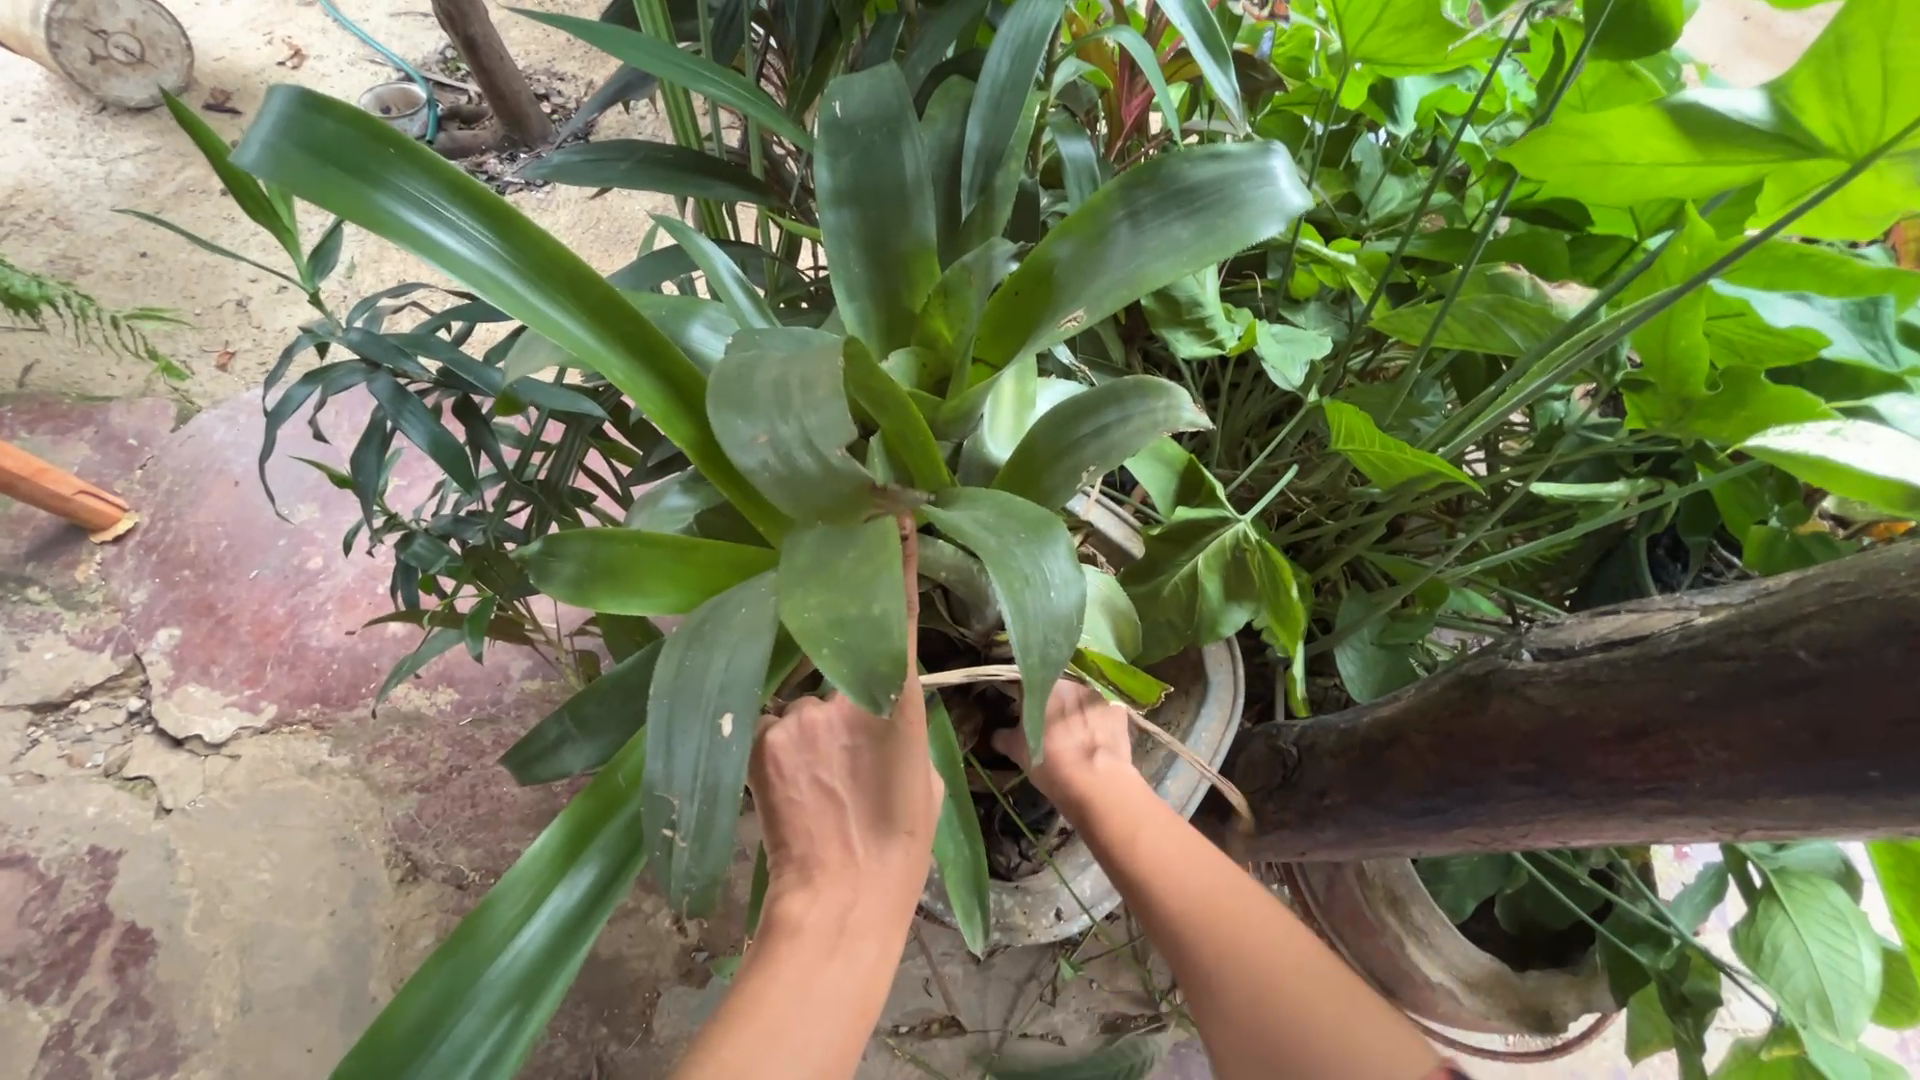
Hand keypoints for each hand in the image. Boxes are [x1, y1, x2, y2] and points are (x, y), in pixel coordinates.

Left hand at [747, 517, 940, 917]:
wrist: (842, 895)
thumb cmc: (900, 841)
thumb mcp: (924, 774)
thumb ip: (902, 724)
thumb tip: (882, 708)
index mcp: (898, 700)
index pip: (897, 615)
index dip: (894, 564)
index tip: (889, 518)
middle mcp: (845, 692)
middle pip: (835, 667)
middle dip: (839, 703)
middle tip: (846, 762)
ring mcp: (798, 713)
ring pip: (798, 703)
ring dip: (808, 733)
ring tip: (819, 786)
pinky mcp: (761, 736)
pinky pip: (770, 725)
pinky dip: (779, 750)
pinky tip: (792, 790)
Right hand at [991, 680, 1141, 819]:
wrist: (1097, 783)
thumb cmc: (1049, 762)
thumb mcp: (1017, 752)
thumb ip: (1003, 737)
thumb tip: (996, 734)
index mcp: (1040, 687)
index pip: (1024, 683)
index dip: (1019, 697)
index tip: (1017, 711)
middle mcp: (1069, 682)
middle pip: (1054, 689)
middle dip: (1049, 704)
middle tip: (1045, 726)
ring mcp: (1096, 695)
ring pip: (1079, 700)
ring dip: (1073, 712)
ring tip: (1072, 736)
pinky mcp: (1117, 711)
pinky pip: (1102, 712)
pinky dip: (1097, 722)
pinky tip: (1094, 740)